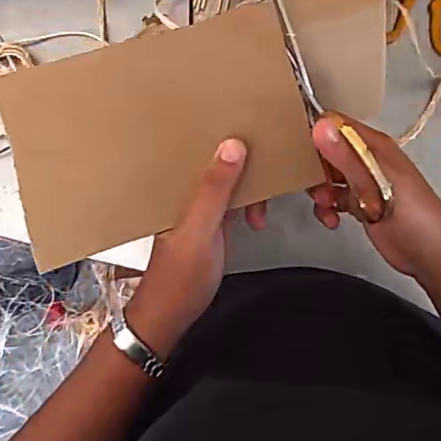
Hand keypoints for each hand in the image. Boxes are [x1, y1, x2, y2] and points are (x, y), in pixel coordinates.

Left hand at [126, 139, 256, 353]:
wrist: (170, 318)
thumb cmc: (176, 280)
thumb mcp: (200, 230)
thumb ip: (214, 190)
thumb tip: (231, 146)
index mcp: (177, 185)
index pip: (200, 146)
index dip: (223, 132)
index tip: (249, 122)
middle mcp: (187, 190)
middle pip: (218, 159)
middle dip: (246, 159)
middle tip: (270, 158)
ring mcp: (200, 205)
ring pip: (231, 180)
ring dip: (252, 185)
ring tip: (262, 204)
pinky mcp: (213, 220)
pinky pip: (236, 199)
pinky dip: (251, 203)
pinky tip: (257, 216)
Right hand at [307, 114, 440, 280]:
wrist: (432, 258)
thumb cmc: (412, 216)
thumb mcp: (376, 185)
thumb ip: (346, 156)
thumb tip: (319, 125)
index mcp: (374, 146)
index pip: (336, 124)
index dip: (316, 132)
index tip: (298, 149)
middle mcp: (367, 159)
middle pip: (329, 150)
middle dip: (315, 166)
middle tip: (313, 184)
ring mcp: (364, 182)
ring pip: (329, 176)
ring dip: (320, 190)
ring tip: (324, 205)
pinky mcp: (361, 204)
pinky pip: (335, 198)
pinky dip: (328, 208)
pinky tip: (331, 220)